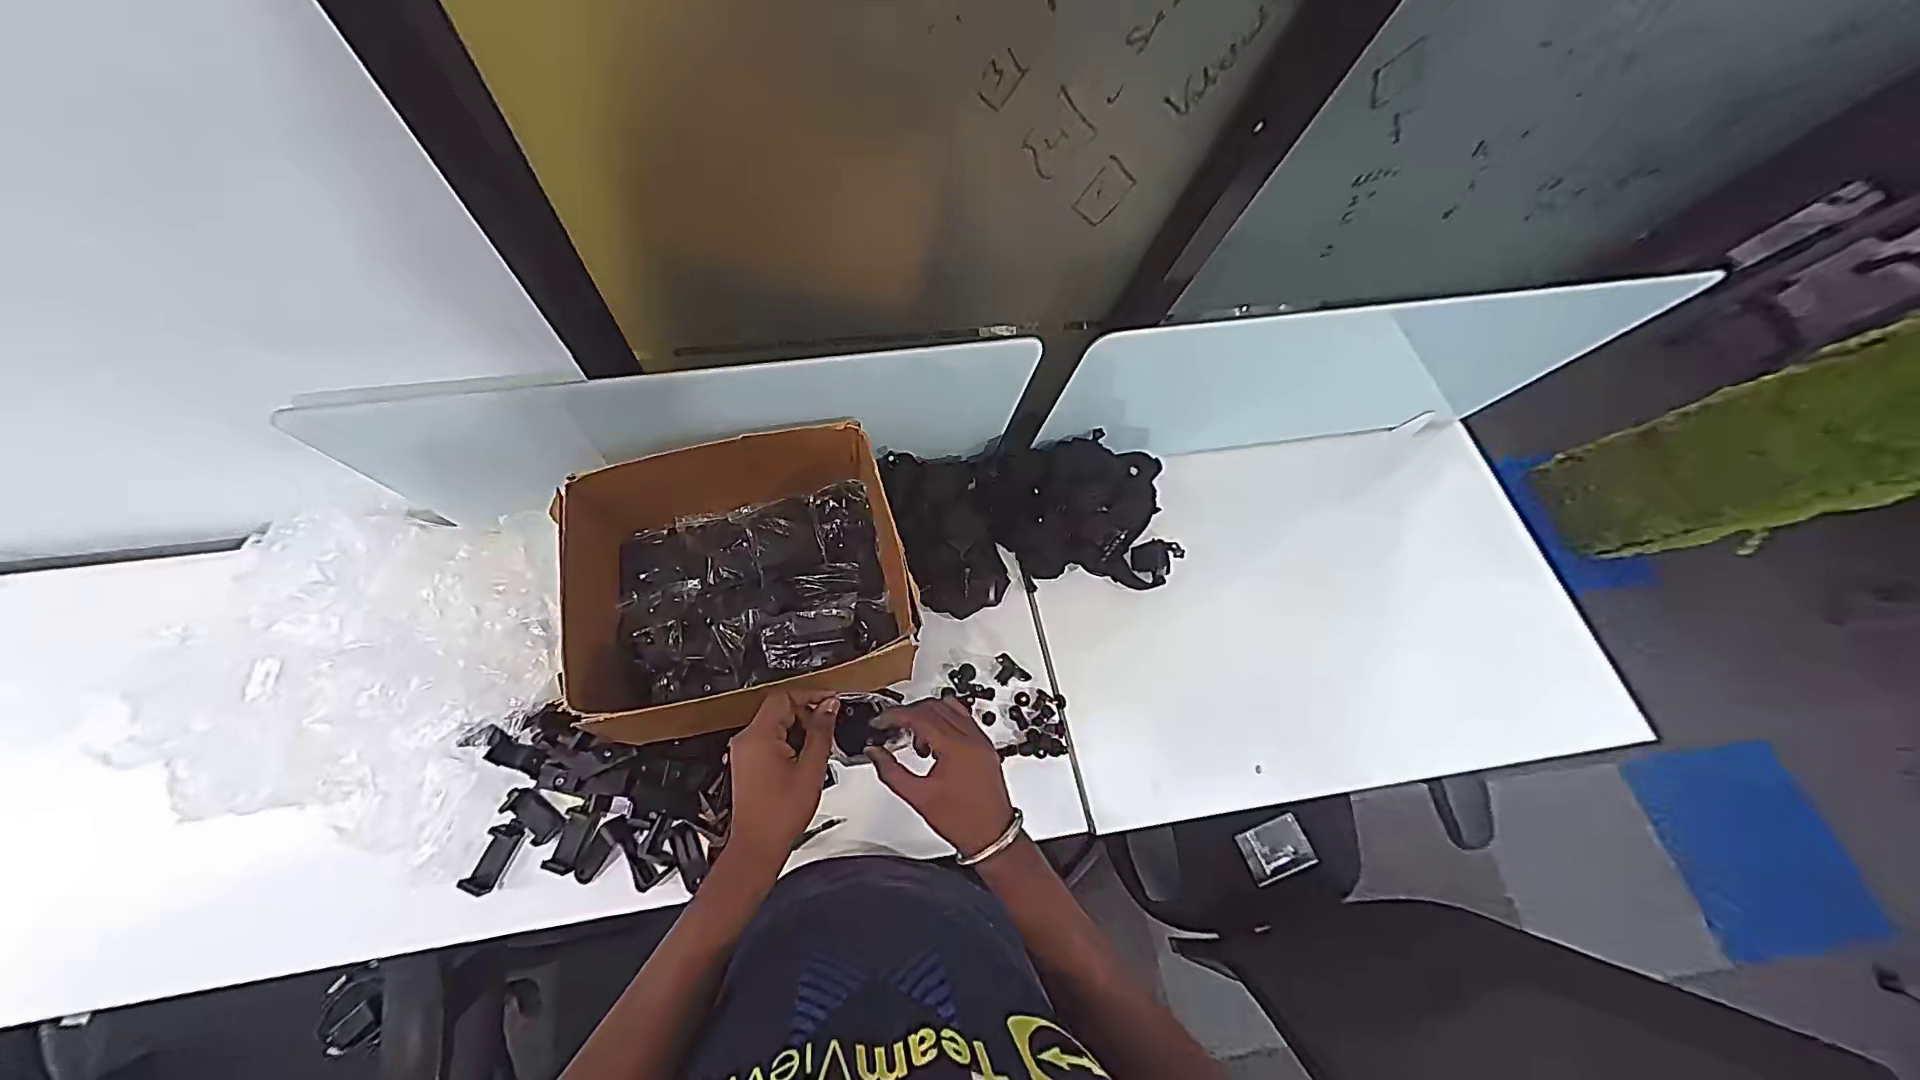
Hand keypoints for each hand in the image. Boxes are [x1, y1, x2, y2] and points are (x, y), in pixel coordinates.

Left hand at [727, 691, 838, 863]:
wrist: (758, 845)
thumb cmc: (779, 815)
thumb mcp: (811, 767)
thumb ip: (821, 731)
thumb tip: (829, 707)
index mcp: (759, 736)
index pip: (785, 697)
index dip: (811, 695)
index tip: (830, 701)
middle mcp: (746, 740)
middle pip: (779, 707)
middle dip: (806, 712)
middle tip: (828, 722)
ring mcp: (743, 751)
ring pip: (775, 722)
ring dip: (798, 726)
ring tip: (818, 743)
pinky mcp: (746, 762)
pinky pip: (768, 737)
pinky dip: (788, 738)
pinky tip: (803, 755)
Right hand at [866, 694, 1016, 858]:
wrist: (992, 836)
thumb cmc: (962, 821)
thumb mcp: (918, 797)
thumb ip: (891, 772)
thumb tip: (875, 753)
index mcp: (956, 748)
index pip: (920, 716)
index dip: (895, 715)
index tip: (881, 721)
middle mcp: (972, 738)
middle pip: (934, 706)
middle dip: (909, 713)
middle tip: (892, 727)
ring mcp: (981, 740)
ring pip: (950, 707)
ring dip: (927, 714)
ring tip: (913, 737)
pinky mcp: (985, 745)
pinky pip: (962, 718)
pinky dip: (944, 721)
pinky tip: (933, 741)